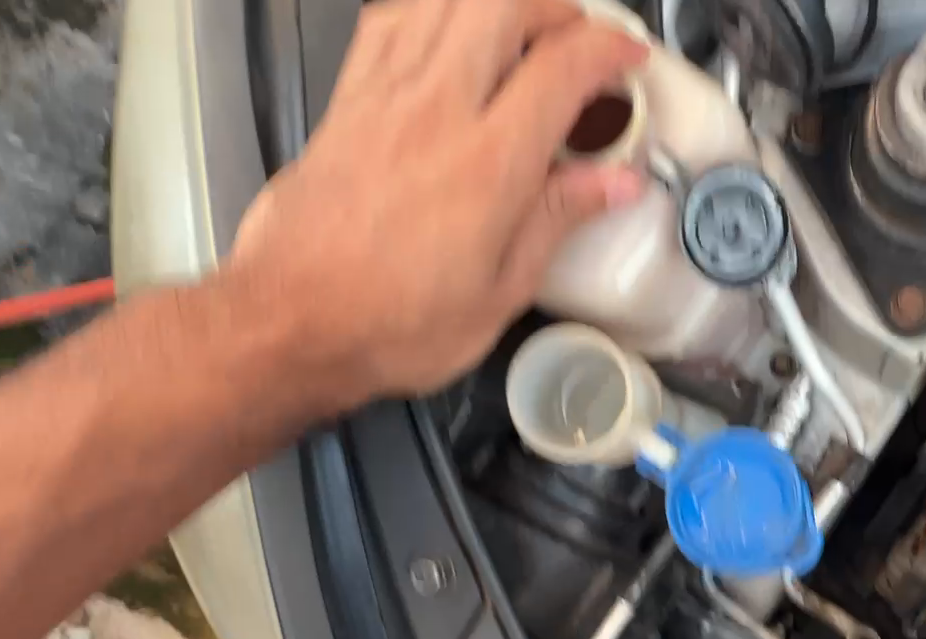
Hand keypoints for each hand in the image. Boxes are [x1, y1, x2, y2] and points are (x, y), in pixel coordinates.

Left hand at [223, 0, 646, 408]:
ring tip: (531, 29)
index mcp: (488, 165)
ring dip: (500, 1)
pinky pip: (393, 18)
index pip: (561, 69)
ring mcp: (385, 95)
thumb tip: (618, 183)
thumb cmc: (398, 320)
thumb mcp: (506, 288)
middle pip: (502, 5)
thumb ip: (560, 218)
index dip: (608, 50)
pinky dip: (437, 7)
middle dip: (557, 8)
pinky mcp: (350, 99)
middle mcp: (435, 111)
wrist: (296, 320)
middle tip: (584, 37)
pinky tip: (456, 29)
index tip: (629, 59)